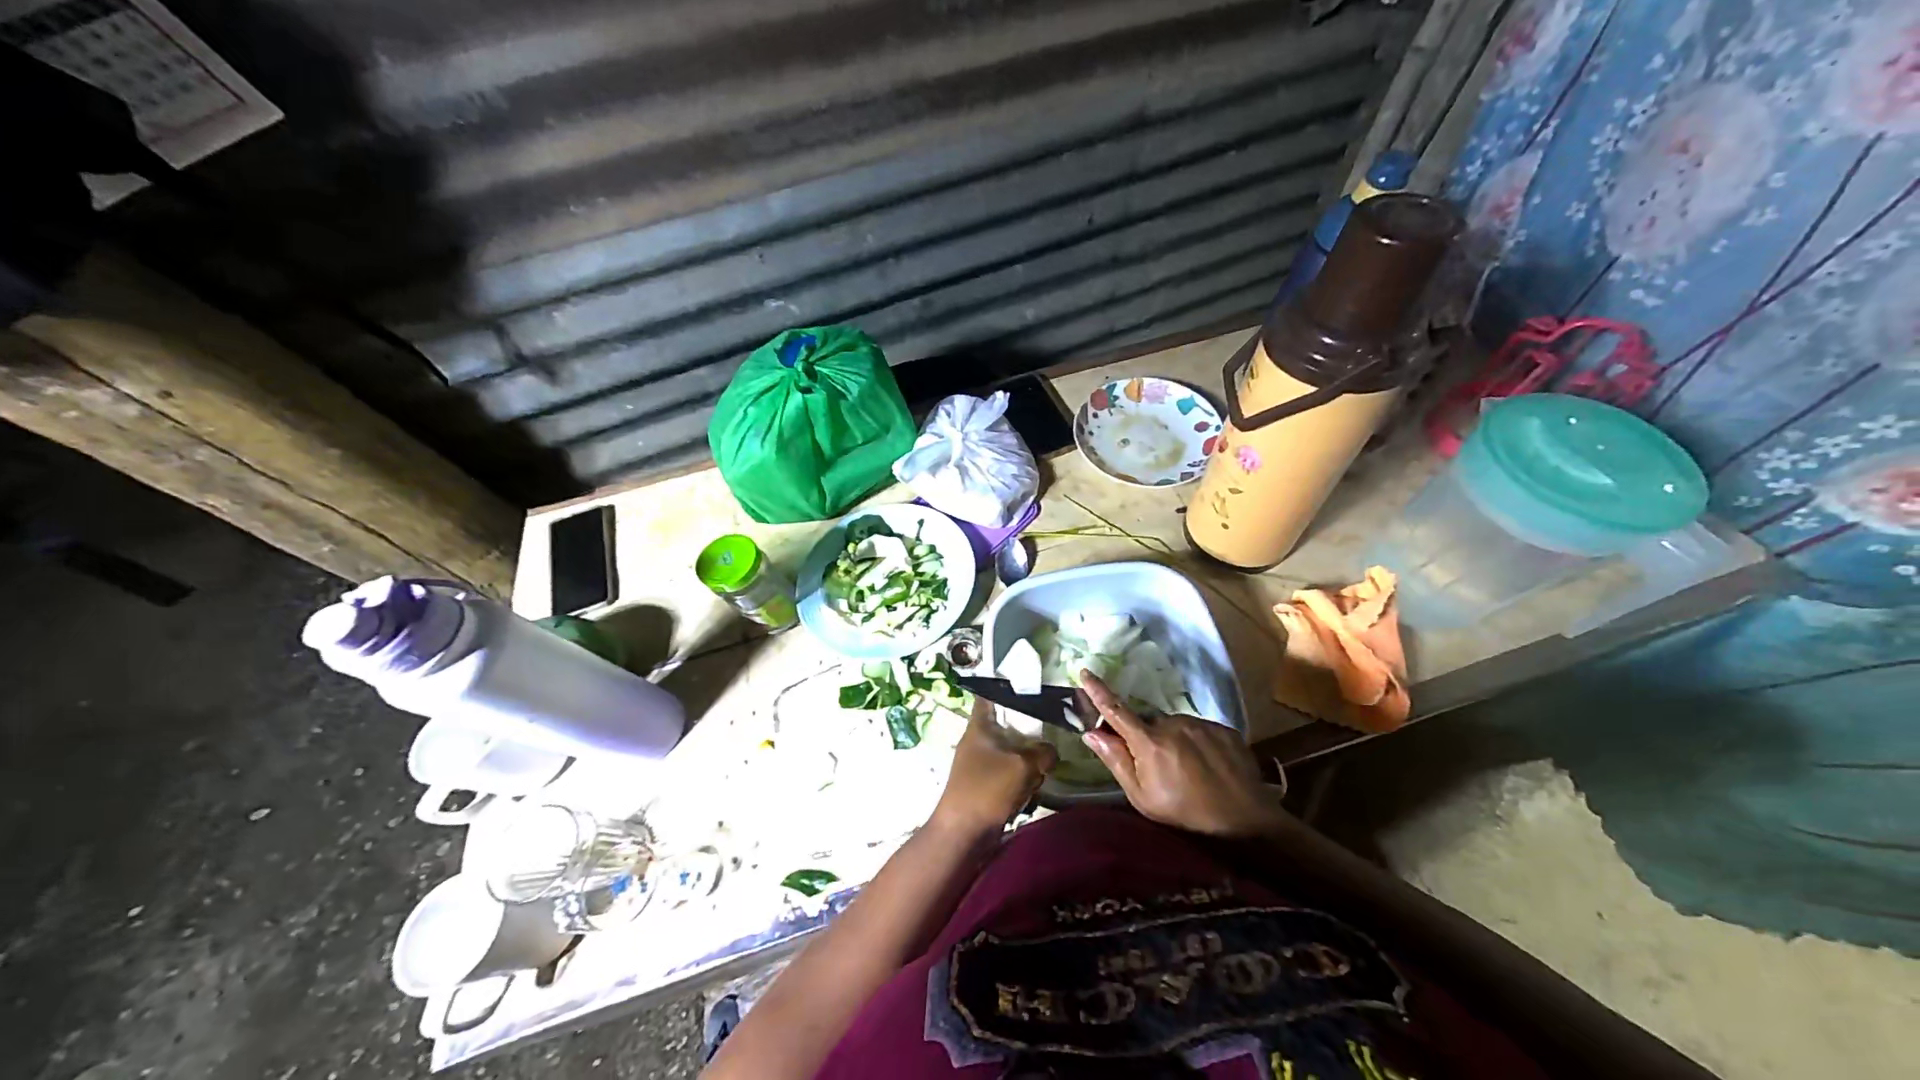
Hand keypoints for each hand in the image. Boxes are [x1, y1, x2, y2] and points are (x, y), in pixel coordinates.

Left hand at [931, 696, 1057, 834]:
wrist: (964, 832)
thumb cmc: (988, 788)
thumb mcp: (1023, 764)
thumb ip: (1043, 752)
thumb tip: (1050, 751)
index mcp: (980, 725)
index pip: (990, 694)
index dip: (1008, 688)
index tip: (1032, 688)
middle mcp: (978, 740)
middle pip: (1010, 727)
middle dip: (1029, 738)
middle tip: (1044, 746)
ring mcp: (981, 763)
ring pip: (1014, 753)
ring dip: (1027, 766)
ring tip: (1034, 778)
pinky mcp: (986, 784)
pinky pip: (1011, 774)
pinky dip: (1021, 782)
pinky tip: (1026, 795)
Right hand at [1078, 671, 1289, 838]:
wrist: (1246, 820)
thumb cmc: (1186, 814)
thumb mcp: (1142, 797)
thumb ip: (1116, 761)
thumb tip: (1091, 734)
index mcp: (1149, 742)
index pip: (1116, 710)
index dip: (1098, 691)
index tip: (1084, 672)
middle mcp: (1174, 724)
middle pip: (1148, 723)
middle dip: (1145, 738)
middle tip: (1156, 767)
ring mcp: (1201, 724)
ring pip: (1174, 726)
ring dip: (1172, 741)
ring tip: (1186, 771)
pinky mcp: (1223, 729)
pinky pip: (1198, 729)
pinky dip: (1195, 743)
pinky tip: (1205, 766)